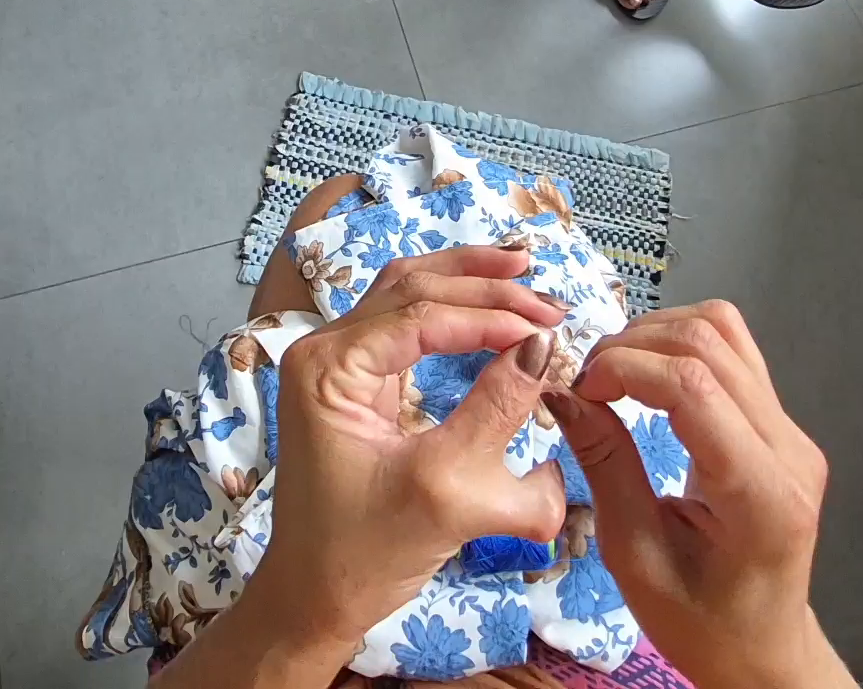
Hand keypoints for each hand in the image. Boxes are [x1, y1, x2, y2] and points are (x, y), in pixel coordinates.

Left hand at [254, 246, 570, 656]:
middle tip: (548, 302)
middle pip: (412, 288)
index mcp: (327, 367)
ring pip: (406, 290)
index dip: (490, 318)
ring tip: (520, 266)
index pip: (420, 316)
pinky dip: (449, 301)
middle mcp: (324, 348)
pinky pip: (405, 318)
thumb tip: (542, 348)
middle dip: (484, 287)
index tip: (549, 331)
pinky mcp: (356, 375)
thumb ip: (495, 412)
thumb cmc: (366, 554)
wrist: (314, 597)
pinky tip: (482, 294)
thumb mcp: (444, 489)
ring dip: (465, 277)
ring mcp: (337, 358)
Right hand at [543, 301, 852, 688]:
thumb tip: (561, 392)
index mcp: (760, 495)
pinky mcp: (780, 420)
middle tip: (590, 384)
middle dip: (630, 346)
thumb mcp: (633, 553)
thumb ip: (604, 462)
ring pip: (721, 329)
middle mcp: (789, 448)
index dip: (623, 368)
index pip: (692, 386)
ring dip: (652, 335)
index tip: (580, 392)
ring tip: (614, 372)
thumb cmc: (697, 620)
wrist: (763, 650)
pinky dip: (676, 340)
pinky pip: (731, 346)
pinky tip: (647, 370)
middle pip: (706, 343)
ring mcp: (791, 429)